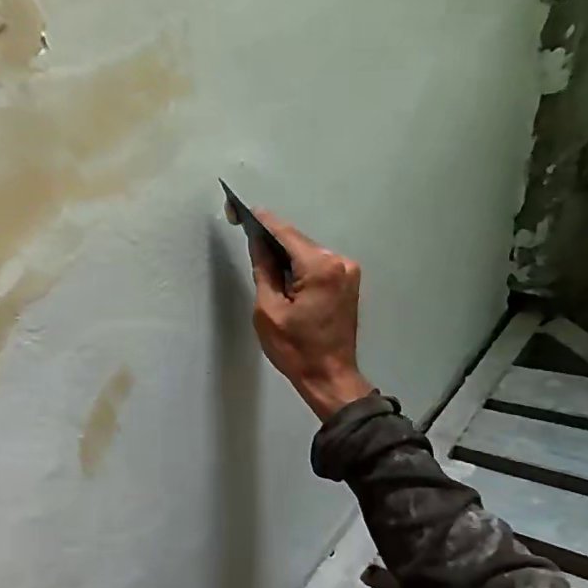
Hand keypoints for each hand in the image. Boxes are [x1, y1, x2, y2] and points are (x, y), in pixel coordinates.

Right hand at [242, 210, 375, 419]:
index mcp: (320, 267)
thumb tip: (258, 243)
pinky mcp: (349, 282)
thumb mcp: (268, 311)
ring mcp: (348, 271)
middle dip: (272, 243)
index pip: (284, 233)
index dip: (259, 221)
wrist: (330, 377)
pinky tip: (285, 282)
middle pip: (297, 242)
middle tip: (246, 243)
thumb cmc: (296, 351)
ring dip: (286, 258)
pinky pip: (317, 266)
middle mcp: (339, 262)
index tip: (238, 210)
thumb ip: (264, 270)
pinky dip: (299, 269)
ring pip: (307, 254)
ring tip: (265, 272)